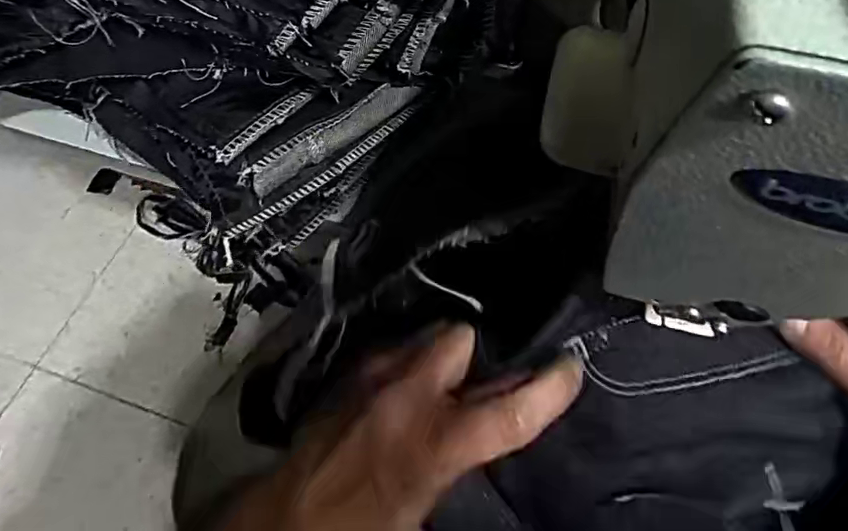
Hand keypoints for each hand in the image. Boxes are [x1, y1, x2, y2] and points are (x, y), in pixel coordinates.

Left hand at [223, 324, 583, 530]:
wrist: (275, 527)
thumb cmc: (357, 529)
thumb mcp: (420, 512)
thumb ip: (459, 462)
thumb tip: (488, 431)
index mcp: (431, 447)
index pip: (506, 414)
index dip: (547, 391)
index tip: (571, 369)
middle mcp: (406, 397)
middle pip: (462, 340)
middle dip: (475, 357)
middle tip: (474, 384)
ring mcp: (374, 375)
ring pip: (429, 335)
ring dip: (442, 354)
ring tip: (438, 380)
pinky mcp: (351, 370)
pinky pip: (399, 346)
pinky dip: (410, 360)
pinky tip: (401, 387)